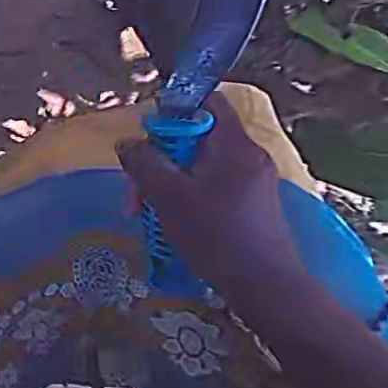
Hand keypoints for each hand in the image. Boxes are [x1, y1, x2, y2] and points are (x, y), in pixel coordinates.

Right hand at [114, 94, 305, 294]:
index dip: (174, 106)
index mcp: (235, 147)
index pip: (209, 102)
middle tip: (136, 181)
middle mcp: (247, 157)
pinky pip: (205, 183)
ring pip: (195, 164)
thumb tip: (126, 142)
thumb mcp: (166, 195)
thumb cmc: (214, 234)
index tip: (146, 129)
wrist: (262, 285)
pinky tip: (164, 216)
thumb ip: (143, 162)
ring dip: (163, 179)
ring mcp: (249, 181)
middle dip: (158, 155)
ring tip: (143, 206)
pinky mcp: (247, 202)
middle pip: (195, 137)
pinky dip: (180, 193)